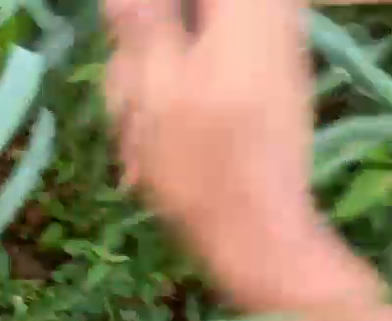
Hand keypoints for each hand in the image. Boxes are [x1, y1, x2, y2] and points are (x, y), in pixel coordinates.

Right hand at [104, 0, 378, 311]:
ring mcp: (271, 50)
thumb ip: (143, 25)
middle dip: (141, 53)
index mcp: (245, 7)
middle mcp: (269, 14)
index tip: (120, 37)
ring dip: (150, 87)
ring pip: (188, 45)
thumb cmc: (199, 165)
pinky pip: (206, 73)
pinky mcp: (267, 84)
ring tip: (137, 138)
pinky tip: (154, 148)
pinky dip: (172, 105)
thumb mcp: (155, 92)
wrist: (254, 228)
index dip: (144, 13)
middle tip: (124, 104)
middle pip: (184, 14)